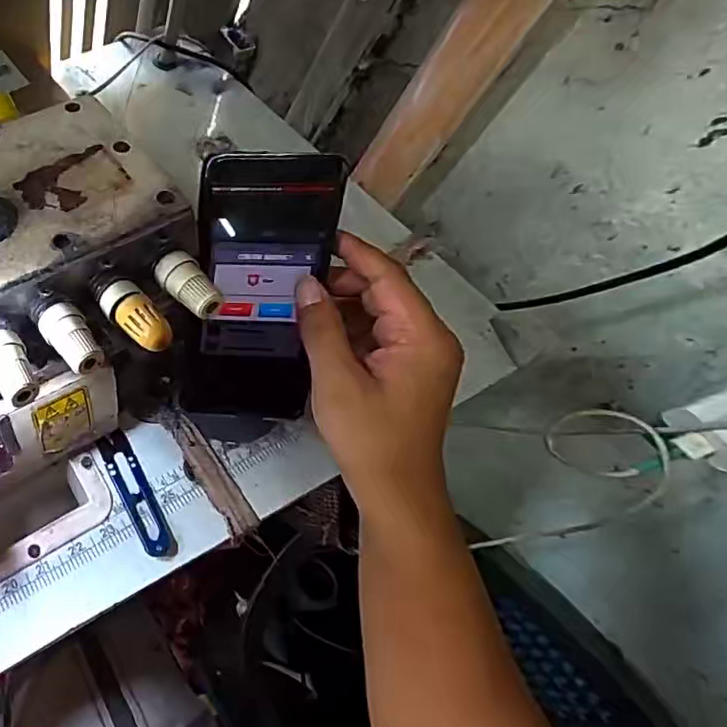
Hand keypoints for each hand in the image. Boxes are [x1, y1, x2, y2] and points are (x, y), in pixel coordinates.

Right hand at [295, 232, 463, 507]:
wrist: (394, 490)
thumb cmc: (370, 438)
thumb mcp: (336, 379)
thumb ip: (321, 327)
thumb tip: (306, 286)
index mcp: (422, 336)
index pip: (389, 277)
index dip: (356, 254)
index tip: (323, 236)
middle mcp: (429, 339)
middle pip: (385, 292)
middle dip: (343, 284)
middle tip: (297, 282)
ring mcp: (419, 356)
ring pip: (378, 313)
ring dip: (342, 308)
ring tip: (300, 306)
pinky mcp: (407, 370)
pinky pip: (376, 335)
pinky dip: (348, 330)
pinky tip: (318, 332)